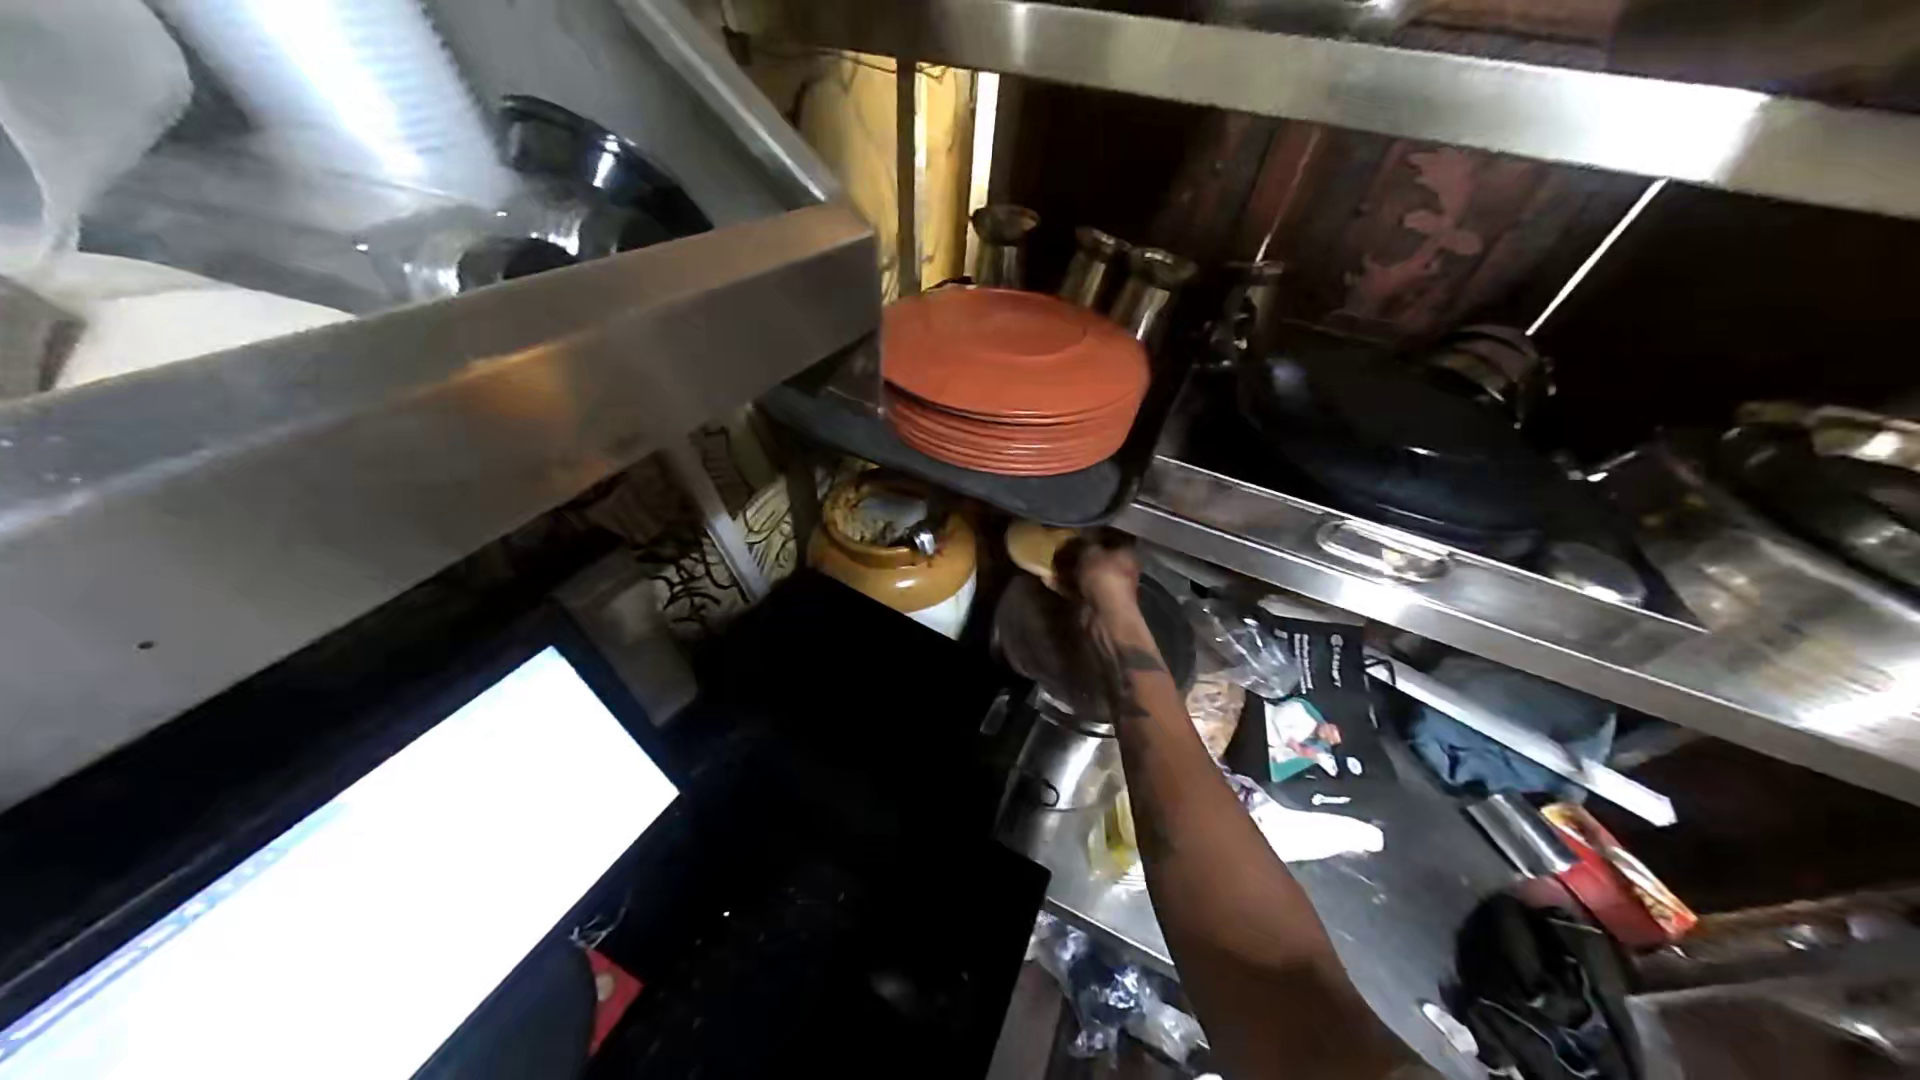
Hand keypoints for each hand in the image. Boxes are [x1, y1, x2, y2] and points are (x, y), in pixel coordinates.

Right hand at [1056, 531, 1140, 616]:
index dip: (1095, 531)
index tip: (1077, 527)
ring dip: (1067, 568)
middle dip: (1077, 550)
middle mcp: (1119, 569)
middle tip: (1059, 543)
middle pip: (1096, 555)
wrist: (1104, 616)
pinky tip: (1046, 578)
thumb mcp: (1090, 551)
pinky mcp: (1092, 601)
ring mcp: (1105, 587)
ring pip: (1083, 573)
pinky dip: (1062, 584)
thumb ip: (1081, 541)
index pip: (1112, 536)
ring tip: (1048, 559)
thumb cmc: (1103, 577)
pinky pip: (1075, 588)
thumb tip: (1075, 535)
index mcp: (1126, 553)